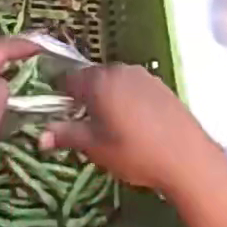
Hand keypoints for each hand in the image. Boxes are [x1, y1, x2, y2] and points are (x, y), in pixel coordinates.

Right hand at [38, 64, 223, 194]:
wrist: (186, 156)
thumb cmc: (135, 153)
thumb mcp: (96, 147)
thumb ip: (67, 136)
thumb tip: (40, 136)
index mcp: (98, 82)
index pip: (69, 78)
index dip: (61, 92)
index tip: (59, 108)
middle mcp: (118, 70)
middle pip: (92, 77)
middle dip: (85, 94)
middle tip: (84, 121)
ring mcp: (141, 74)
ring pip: (114, 80)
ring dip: (107, 95)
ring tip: (111, 124)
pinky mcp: (159, 83)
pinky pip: (133, 85)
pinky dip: (127, 97)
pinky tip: (135, 122)